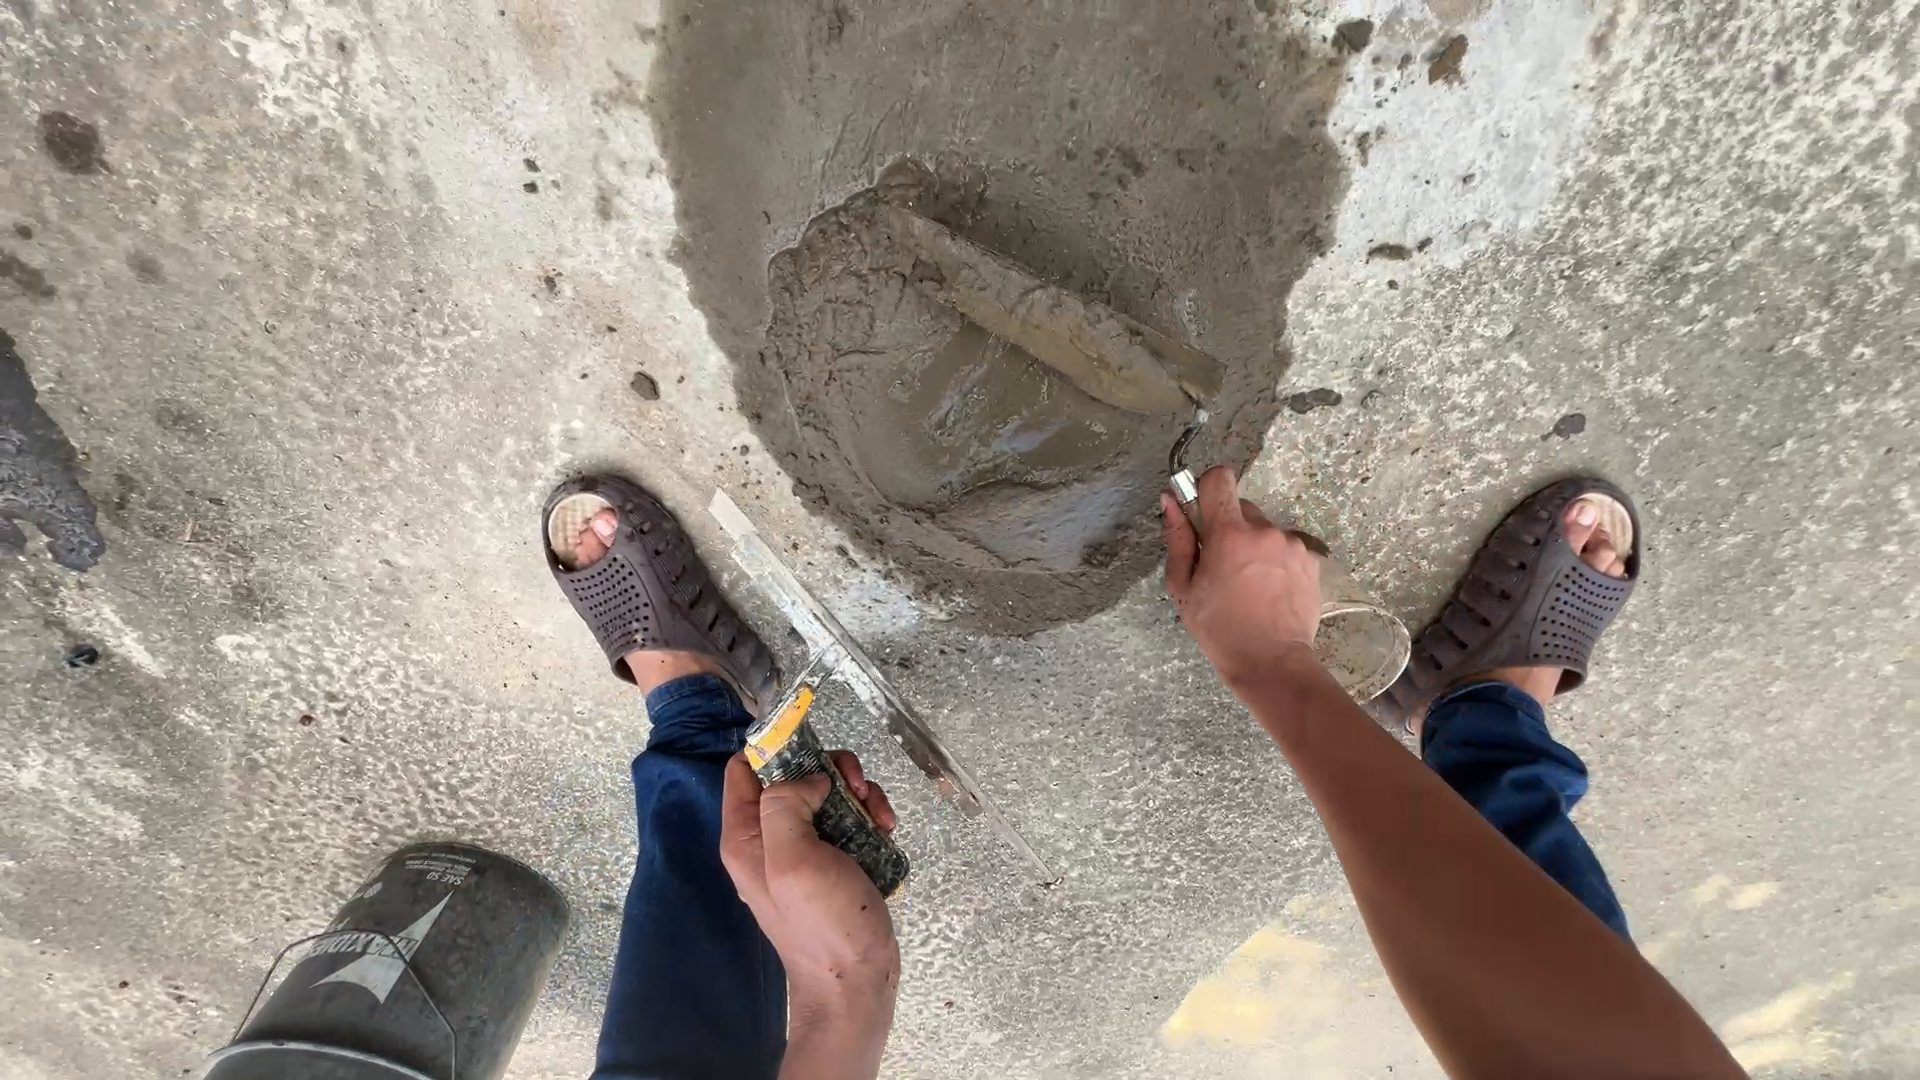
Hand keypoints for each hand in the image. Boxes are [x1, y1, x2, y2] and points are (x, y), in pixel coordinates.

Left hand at [720, 751, 899, 1074]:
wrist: (857, 980)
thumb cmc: (822, 923)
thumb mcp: (792, 860)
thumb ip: (785, 805)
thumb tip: (809, 778)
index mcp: (747, 834)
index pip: (744, 767)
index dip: (776, 748)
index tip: (814, 747)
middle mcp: (772, 836)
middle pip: (797, 772)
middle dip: (832, 770)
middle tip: (857, 787)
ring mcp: (807, 846)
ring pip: (831, 791)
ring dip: (861, 793)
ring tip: (879, 817)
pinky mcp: (839, 856)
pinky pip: (853, 816)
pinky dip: (872, 815)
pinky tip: (888, 831)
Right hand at [1162, 465, 1323, 688]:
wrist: (1271, 662)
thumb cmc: (1219, 628)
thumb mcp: (1183, 587)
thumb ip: (1178, 539)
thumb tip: (1170, 501)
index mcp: (1228, 534)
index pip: (1219, 479)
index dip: (1206, 488)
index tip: (1200, 511)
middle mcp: (1264, 531)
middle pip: (1240, 508)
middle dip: (1227, 528)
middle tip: (1219, 565)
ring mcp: (1291, 545)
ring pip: (1262, 531)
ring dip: (1251, 547)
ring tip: (1245, 584)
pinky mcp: (1310, 561)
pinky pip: (1283, 548)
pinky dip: (1272, 561)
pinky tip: (1266, 590)